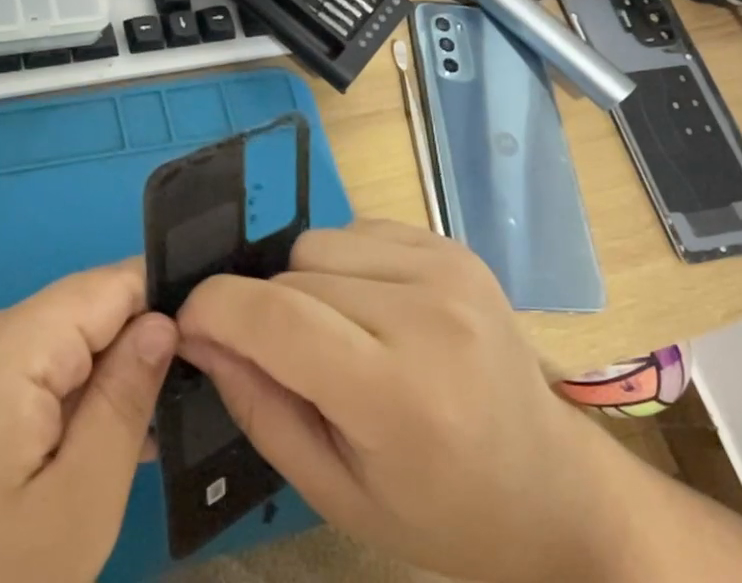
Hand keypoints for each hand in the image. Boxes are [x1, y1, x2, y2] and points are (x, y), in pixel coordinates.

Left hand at [0, 260, 176, 582]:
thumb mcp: (80, 498)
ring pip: (68, 341)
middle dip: (140, 346)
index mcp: (9, 344)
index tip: (210, 343)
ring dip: (111, 378)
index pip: (109, 283)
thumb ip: (125, 399)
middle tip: (188, 401)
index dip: (165, 302)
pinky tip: (108, 442)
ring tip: (154, 430)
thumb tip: (163, 323)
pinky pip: (39, 368)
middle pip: (88, 310)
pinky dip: (76, 396)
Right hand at [174, 219, 638, 582]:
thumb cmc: (439, 510)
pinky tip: (368, 311)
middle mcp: (428, 315)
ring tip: (333, 336)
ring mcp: (449, 271)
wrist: (554, 490)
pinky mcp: (455, 249)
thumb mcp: (331, 488)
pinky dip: (340, 265)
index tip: (188, 327)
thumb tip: (192, 333)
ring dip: (300, 284)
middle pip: (289, 274)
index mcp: (398, 393)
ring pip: (315, 243)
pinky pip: (355, 230)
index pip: (274, 316)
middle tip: (284, 361)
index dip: (211, 310)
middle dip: (260, 311)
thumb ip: (255, 404)